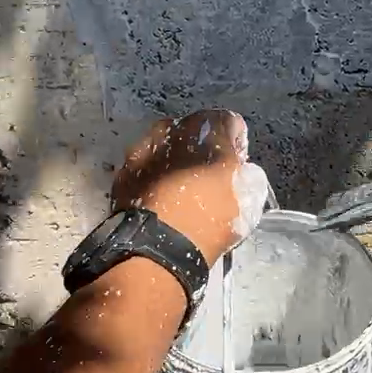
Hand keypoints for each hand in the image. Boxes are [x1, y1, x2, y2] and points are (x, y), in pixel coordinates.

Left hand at [113, 109, 270, 263]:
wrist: (156, 248)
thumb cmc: (209, 218)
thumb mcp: (249, 198)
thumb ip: (248, 173)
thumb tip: (240, 171)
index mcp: (209, 127)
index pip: (231, 123)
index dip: (237, 146)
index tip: (237, 169)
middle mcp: (174, 128)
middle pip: (195, 131)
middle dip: (203, 149)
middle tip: (209, 180)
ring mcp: (143, 148)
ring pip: (166, 147)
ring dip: (175, 162)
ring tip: (181, 193)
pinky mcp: (122, 172)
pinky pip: (144, 168)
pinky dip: (153, 179)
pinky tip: (159, 203)